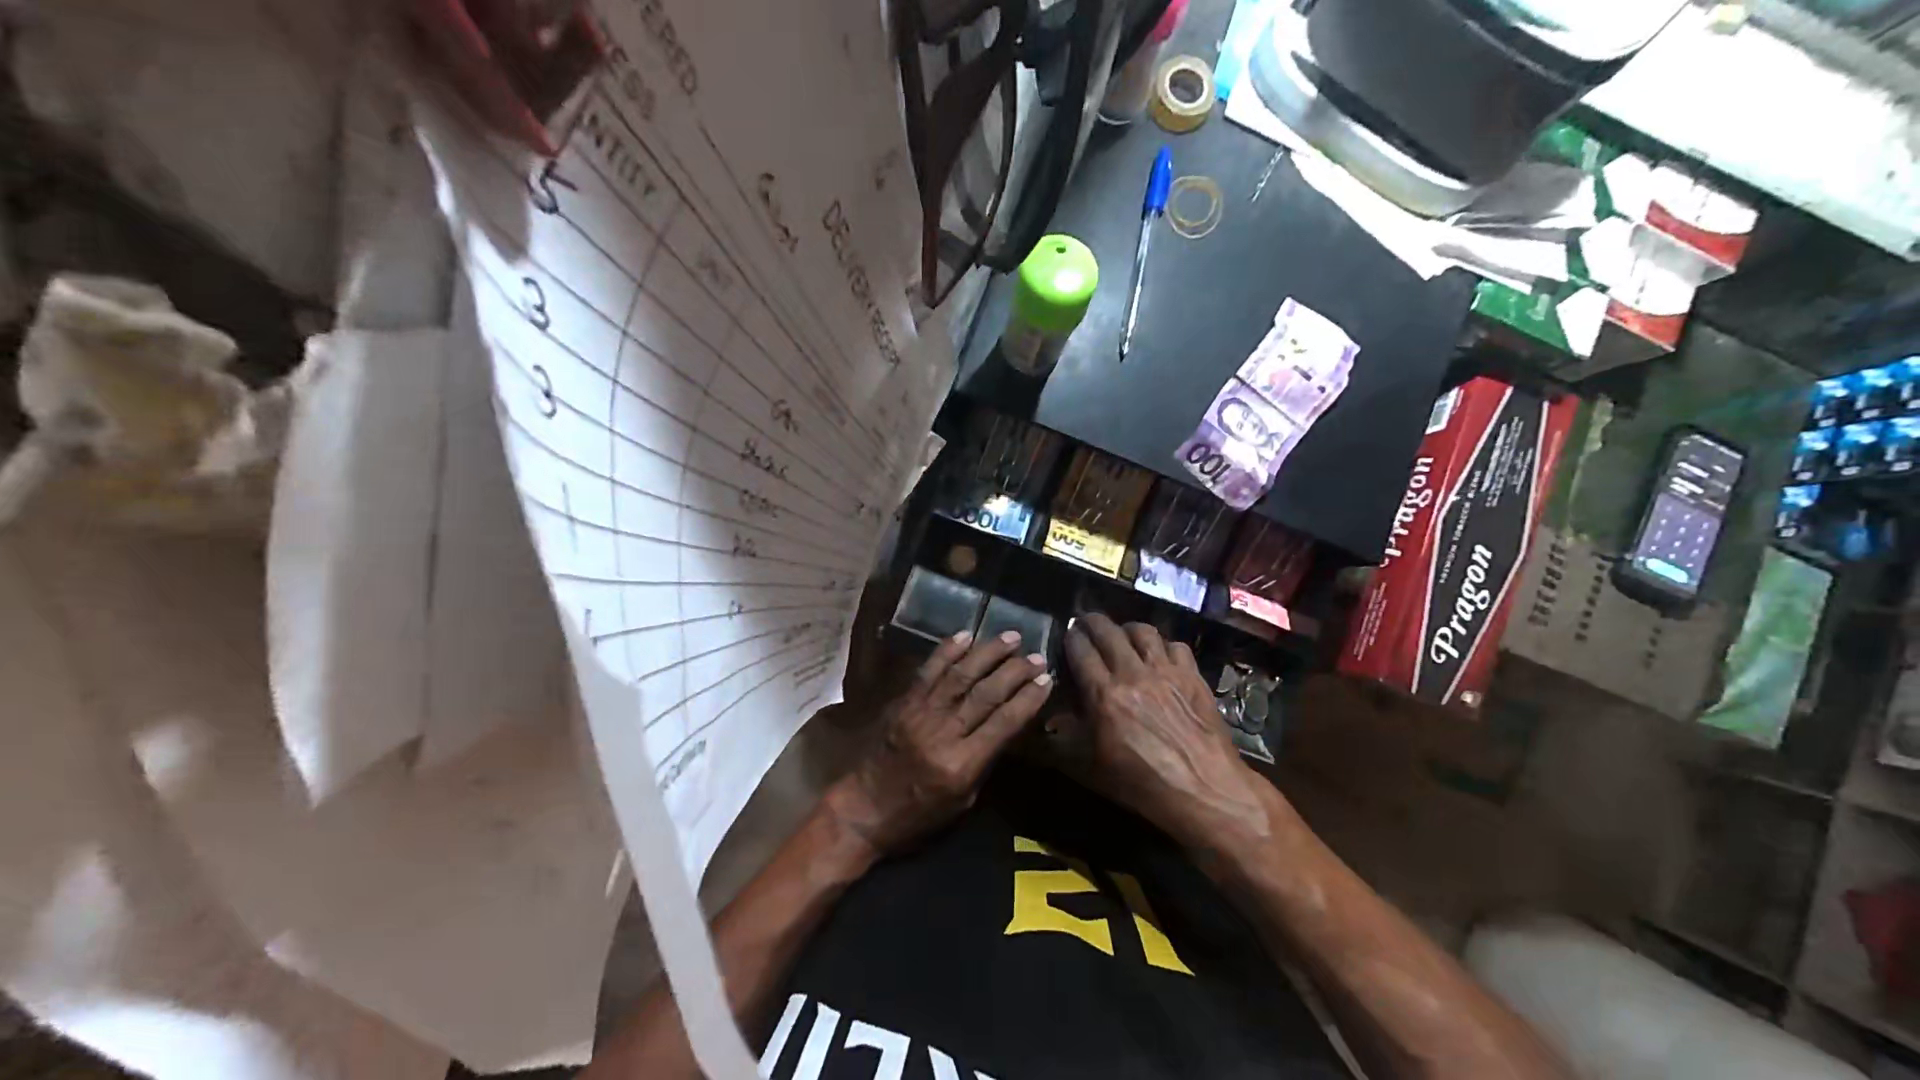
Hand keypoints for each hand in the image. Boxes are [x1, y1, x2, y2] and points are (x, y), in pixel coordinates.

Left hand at [825, 629, 1052, 856]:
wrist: (862, 810)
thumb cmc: (918, 816)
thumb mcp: (963, 801)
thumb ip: (985, 761)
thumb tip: (1008, 724)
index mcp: (961, 765)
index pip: (1003, 723)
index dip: (1028, 699)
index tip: (1047, 679)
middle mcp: (942, 733)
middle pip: (985, 694)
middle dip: (1014, 672)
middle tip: (1036, 656)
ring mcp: (919, 714)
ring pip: (960, 675)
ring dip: (987, 653)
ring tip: (1011, 637)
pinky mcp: (902, 703)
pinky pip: (927, 672)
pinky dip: (947, 651)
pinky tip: (965, 636)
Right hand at [1061, 614, 1273, 850]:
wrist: (1204, 789)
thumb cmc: (1142, 784)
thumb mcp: (1092, 768)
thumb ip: (1067, 737)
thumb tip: (1052, 719)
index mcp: (1103, 695)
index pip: (1080, 650)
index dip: (1070, 637)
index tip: (1067, 634)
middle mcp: (1133, 674)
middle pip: (1108, 631)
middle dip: (1092, 621)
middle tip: (1086, 622)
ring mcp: (1166, 672)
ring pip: (1143, 631)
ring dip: (1127, 628)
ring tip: (1122, 633)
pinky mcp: (1192, 676)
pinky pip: (1176, 646)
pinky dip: (1163, 645)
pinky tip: (1159, 654)